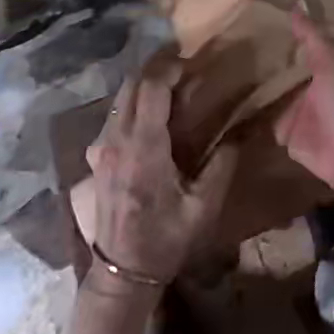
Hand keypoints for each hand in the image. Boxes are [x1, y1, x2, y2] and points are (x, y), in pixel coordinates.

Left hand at [86, 63, 238, 287]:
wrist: (121, 271)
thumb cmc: (165, 239)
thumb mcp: (203, 208)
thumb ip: (221, 167)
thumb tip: (238, 136)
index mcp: (144, 148)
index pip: (151, 89)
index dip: (169, 69)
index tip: (189, 63)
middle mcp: (116, 139)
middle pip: (130, 86)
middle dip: (154, 70)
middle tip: (180, 70)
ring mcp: (100, 147)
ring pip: (118, 99)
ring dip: (141, 86)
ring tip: (168, 89)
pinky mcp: (95, 156)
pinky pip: (112, 116)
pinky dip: (130, 105)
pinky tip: (149, 116)